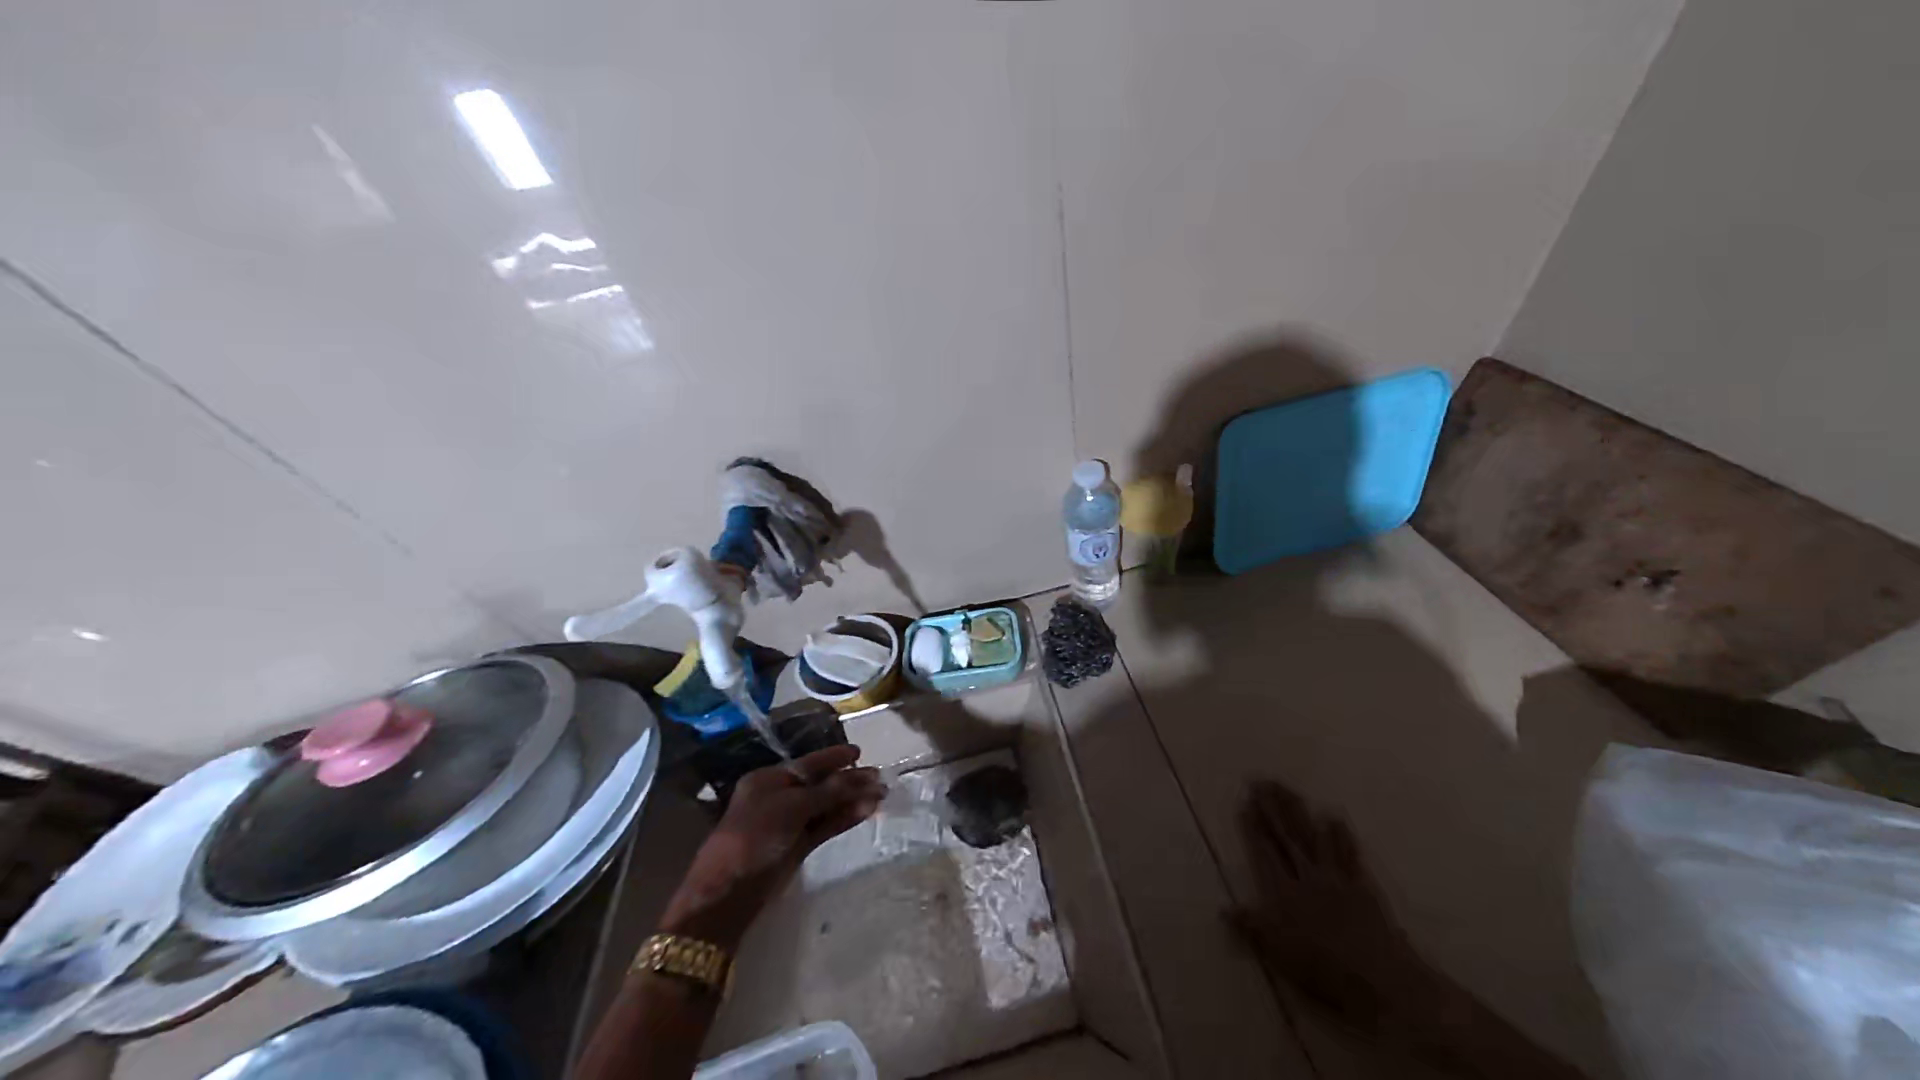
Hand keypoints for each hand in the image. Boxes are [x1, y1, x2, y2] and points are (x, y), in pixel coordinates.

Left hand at [660, 745, 883, 948]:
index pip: (808, 763)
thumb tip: (861, 776)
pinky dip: (845, 818)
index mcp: (768, 780)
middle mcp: (779, 797)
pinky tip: (866, 811)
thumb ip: (828, 791)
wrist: (729, 892)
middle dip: (849, 780)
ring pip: (826, 806)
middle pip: (820, 784)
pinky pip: (826, 826)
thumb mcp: (791, 807)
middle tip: (881, 777)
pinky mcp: (798, 847)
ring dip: (852, 800)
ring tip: (881, 795)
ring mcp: (789, 823)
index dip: (833, 757)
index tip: (859, 752)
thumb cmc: (754, 836)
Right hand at [1231, 782, 1456, 1038]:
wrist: (1383, 983)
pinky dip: (1340, 835)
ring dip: (1299, 811)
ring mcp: (1336, 880)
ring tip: (1287, 788)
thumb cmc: (1325, 973)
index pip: (1264, 854)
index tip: (1245, 802)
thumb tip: (1225, 908)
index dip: (1254, 828)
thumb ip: (1252, 928)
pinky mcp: (1362, 888)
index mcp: (1283, 894)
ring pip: (1312, 837)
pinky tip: (1333, 816)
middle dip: (1271, 808)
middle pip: (1286, 838)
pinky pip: (1349, 855)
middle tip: (1260, 780)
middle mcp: (1306, 879)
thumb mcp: (1279, 955)